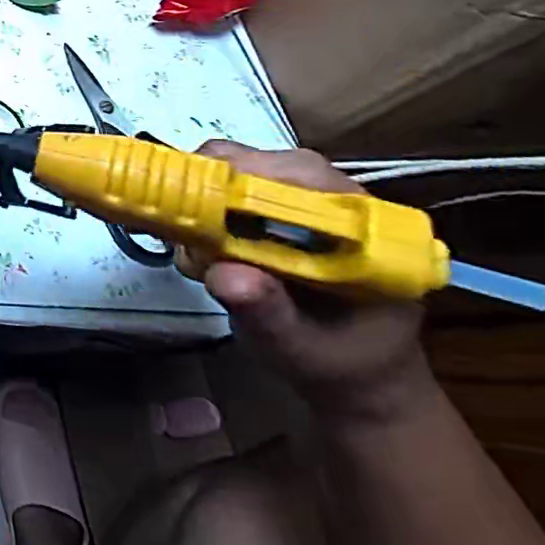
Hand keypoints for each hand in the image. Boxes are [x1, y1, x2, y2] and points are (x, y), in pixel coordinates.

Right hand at [194, 142, 434, 423]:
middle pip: (270, 164)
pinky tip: (203, 241)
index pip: (304, 177)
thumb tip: (221, 274)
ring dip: (212, 194)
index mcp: (364, 227)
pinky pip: (245, 188)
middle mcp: (339, 200)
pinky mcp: (289, 210)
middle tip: (181, 217)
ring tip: (191, 238)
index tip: (198, 196)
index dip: (246, 177)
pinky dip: (215, 204)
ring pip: (252, 172)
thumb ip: (266, 311)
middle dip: (219, 183)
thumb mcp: (300, 347)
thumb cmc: (337, 364)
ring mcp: (312, 201)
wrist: (359, 379)